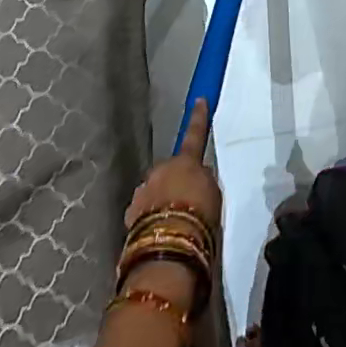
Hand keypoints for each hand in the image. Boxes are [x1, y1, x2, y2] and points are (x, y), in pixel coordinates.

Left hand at [121, 100, 222, 307]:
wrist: (170, 246)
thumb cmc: (200, 219)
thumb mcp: (214, 195)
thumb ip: (205, 180)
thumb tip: (199, 176)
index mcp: (186, 163)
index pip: (196, 136)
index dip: (200, 118)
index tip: (200, 100)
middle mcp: (160, 170)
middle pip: (170, 170)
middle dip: (176, 181)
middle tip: (188, 203)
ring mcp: (142, 190)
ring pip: (155, 190)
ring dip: (162, 201)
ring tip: (175, 225)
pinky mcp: (131, 212)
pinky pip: (145, 210)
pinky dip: (152, 217)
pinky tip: (161, 233)